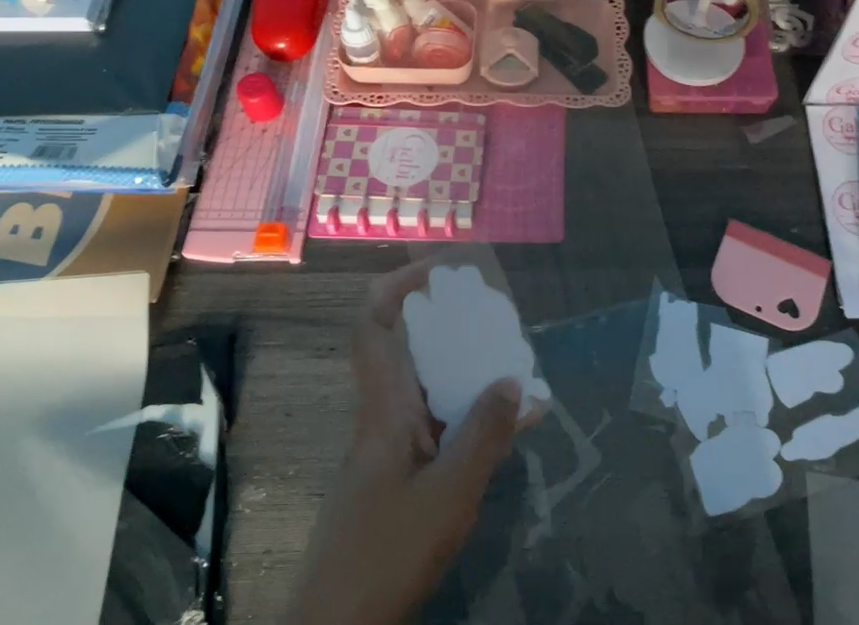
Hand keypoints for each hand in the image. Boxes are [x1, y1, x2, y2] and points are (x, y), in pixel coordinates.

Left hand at [286, 262, 528, 624]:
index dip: (399, 286)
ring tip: (521, 367)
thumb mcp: (449, 495)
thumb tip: (513, 380)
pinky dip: (474, 418)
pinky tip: (513, 426)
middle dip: (453, 325)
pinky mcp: (402, 479)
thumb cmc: (387, 552)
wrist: (337, 624)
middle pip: (410, 351)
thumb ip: (484, 436)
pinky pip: (441, 428)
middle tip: (501, 318)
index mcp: (384, 410)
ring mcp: (393, 450)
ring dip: (470, 373)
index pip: (374, 327)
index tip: (443, 269)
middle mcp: (385, 419)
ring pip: (431, 391)